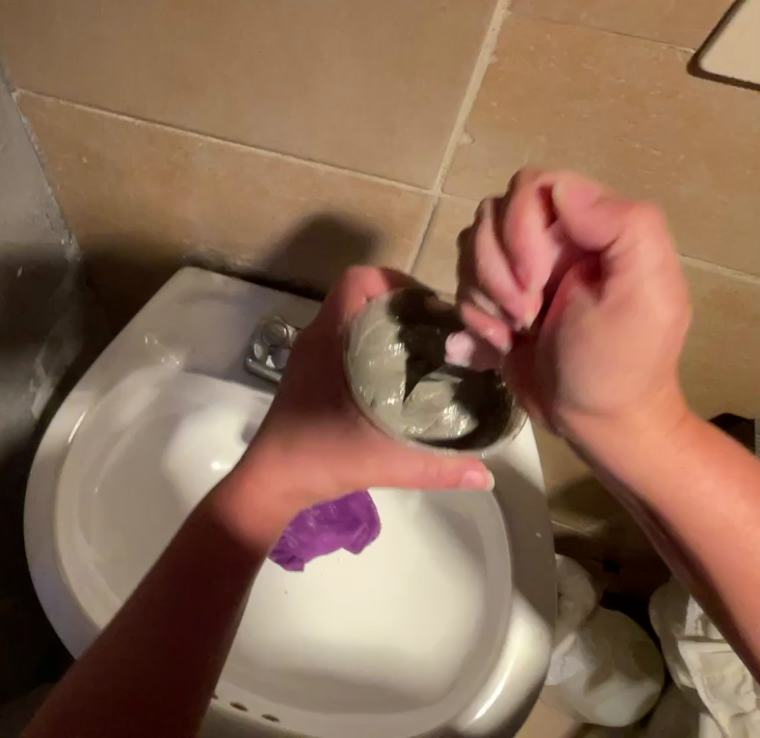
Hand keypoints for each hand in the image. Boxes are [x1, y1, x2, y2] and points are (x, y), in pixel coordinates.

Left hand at [227, 266, 494, 524]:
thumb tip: (486, 472)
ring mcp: (311, 352)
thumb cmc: (322, 457)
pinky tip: (397, 372)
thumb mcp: (385, 462)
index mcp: (330, 339)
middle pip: (361, 294)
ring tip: (425, 346)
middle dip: (401, 304)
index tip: (430, 308)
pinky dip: (371, 341)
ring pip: (353, 316)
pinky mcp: (309, 370)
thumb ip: (438, 467)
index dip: (395, 281)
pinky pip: (344, 336)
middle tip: (438, 328)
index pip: (359, 280)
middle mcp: (319, 336)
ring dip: (386, 323)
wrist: (273, 479)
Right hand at [454, 170, 692, 441]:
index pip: (531, 186)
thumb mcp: (646, 294)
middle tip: (527, 315)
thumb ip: (624, 226)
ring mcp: (520, 267)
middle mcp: (552, 238)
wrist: (598, 425)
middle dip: (497, 272)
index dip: (518, 228)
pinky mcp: (496, 298)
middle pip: (490, 217)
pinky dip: (474, 318)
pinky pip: (461, 285)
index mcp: (590, 227)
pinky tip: (500, 345)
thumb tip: (562, 189)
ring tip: (515, 333)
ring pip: (469, 249)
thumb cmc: (624, 362)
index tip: (535, 280)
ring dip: (485, 298)